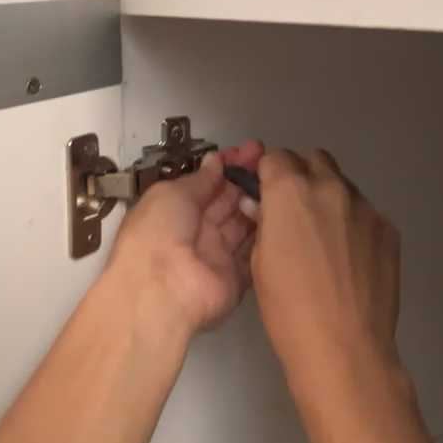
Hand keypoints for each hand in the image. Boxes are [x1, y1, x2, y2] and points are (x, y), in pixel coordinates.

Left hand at [106, 140, 264, 336]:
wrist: (161, 291)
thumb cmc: (158, 233)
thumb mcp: (172, 194)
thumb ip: (200, 179)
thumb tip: (215, 161)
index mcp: (175, 209)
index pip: (206, 184)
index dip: (227, 166)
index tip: (249, 151)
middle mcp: (196, 230)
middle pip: (226, 200)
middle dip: (245, 178)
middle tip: (269, 159)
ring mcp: (217, 254)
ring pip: (242, 223)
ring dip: (258, 202)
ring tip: (278, 179)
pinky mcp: (235, 277)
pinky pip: (254, 253)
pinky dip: (267, 235)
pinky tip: (284, 212)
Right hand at [249, 148, 401, 380]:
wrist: (344, 348)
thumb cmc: (288, 310)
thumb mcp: (260, 263)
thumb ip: (265, 222)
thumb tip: (265, 206)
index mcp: (291, 191)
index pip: (277, 157)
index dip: (270, 175)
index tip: (269, 197)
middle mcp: (331, 188)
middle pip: (316, 160)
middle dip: (304, 177)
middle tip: (298, 214)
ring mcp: (366, 207)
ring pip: (344, 187)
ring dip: (332, 202)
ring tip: (328, 245)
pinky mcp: (389, 228)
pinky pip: (367, 215)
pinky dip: (357, 228)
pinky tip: (352, 263)